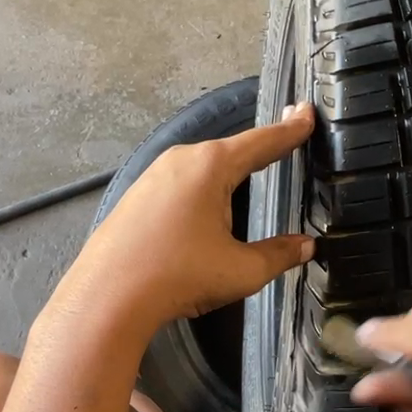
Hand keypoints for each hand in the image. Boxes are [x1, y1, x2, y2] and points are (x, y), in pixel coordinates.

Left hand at [63, 103, 314, 325]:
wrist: (105, 299)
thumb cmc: (179, 276)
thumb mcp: (242, 271)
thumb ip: (279, 255)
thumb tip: (306, 247)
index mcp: (211, 166)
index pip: (263, 142)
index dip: (290, 130)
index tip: (307, 112)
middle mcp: (181, 160)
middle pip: (231, 151)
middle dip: (260, 150)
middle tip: (287, 140)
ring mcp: (153, 177)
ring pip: (203, 169)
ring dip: (229, 174)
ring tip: (252, 180)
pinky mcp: (135, 198)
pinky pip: (181, 185)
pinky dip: (203, 191)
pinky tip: (206, 212)